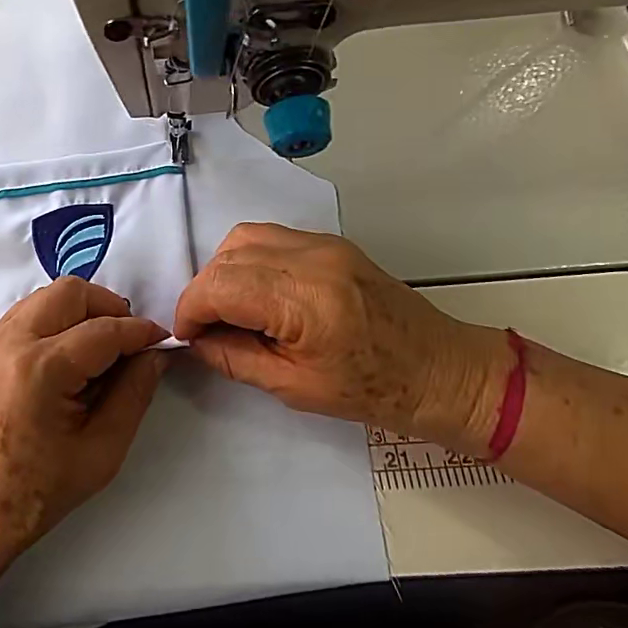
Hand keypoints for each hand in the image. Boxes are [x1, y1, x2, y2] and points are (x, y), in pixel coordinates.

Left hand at [0, 277, 170, 627]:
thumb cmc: (32, 495)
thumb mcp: (100, 451)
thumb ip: (132, 395)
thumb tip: (152, 357)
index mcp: (40, 369)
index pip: (103, 329)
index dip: (140, 332)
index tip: (161, 341)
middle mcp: (8, 344)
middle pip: (68, 293)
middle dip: (107, 307)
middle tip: (129, 341)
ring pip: (42, 299)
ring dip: (77, 312)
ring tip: (100, 351)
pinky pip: (21, 318)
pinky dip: (51, 323)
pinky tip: (66, 361)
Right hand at [172, 223, 510, 454]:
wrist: (440, 370)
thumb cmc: (373, 389)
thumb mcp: (291, 387)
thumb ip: (233, 358)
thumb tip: (196, 341)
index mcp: (306, 302)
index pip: (219, 286)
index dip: (190, 310)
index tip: (187, 335)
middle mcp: (312, 261)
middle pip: (225, 259)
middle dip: (202, 293)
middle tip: (205, 328)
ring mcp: (322, 245)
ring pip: (241, 240)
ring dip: (221, 273)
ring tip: (229, 309)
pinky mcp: (329, 243)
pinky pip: (267, 238)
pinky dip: (246, 261)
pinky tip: (254, 293)